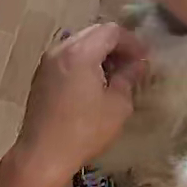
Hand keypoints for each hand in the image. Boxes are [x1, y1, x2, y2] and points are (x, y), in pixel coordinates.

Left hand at [9, 23, 147, 184]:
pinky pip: (68, 56)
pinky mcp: (42, 76)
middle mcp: (60, 50)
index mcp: (80, 53)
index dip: (132, 42)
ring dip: (100, 52)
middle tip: (133, 63)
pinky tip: (96, 81)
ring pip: (80, 43)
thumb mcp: (117, 105)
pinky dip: (85, 60)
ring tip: (116, 73)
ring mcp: (47, 62)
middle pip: (94, 32)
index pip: (111, 31)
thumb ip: (129, 78)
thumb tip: (138, 65)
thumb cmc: (85, 131)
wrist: (43, 155)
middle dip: (116, 44)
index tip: (145, 59)